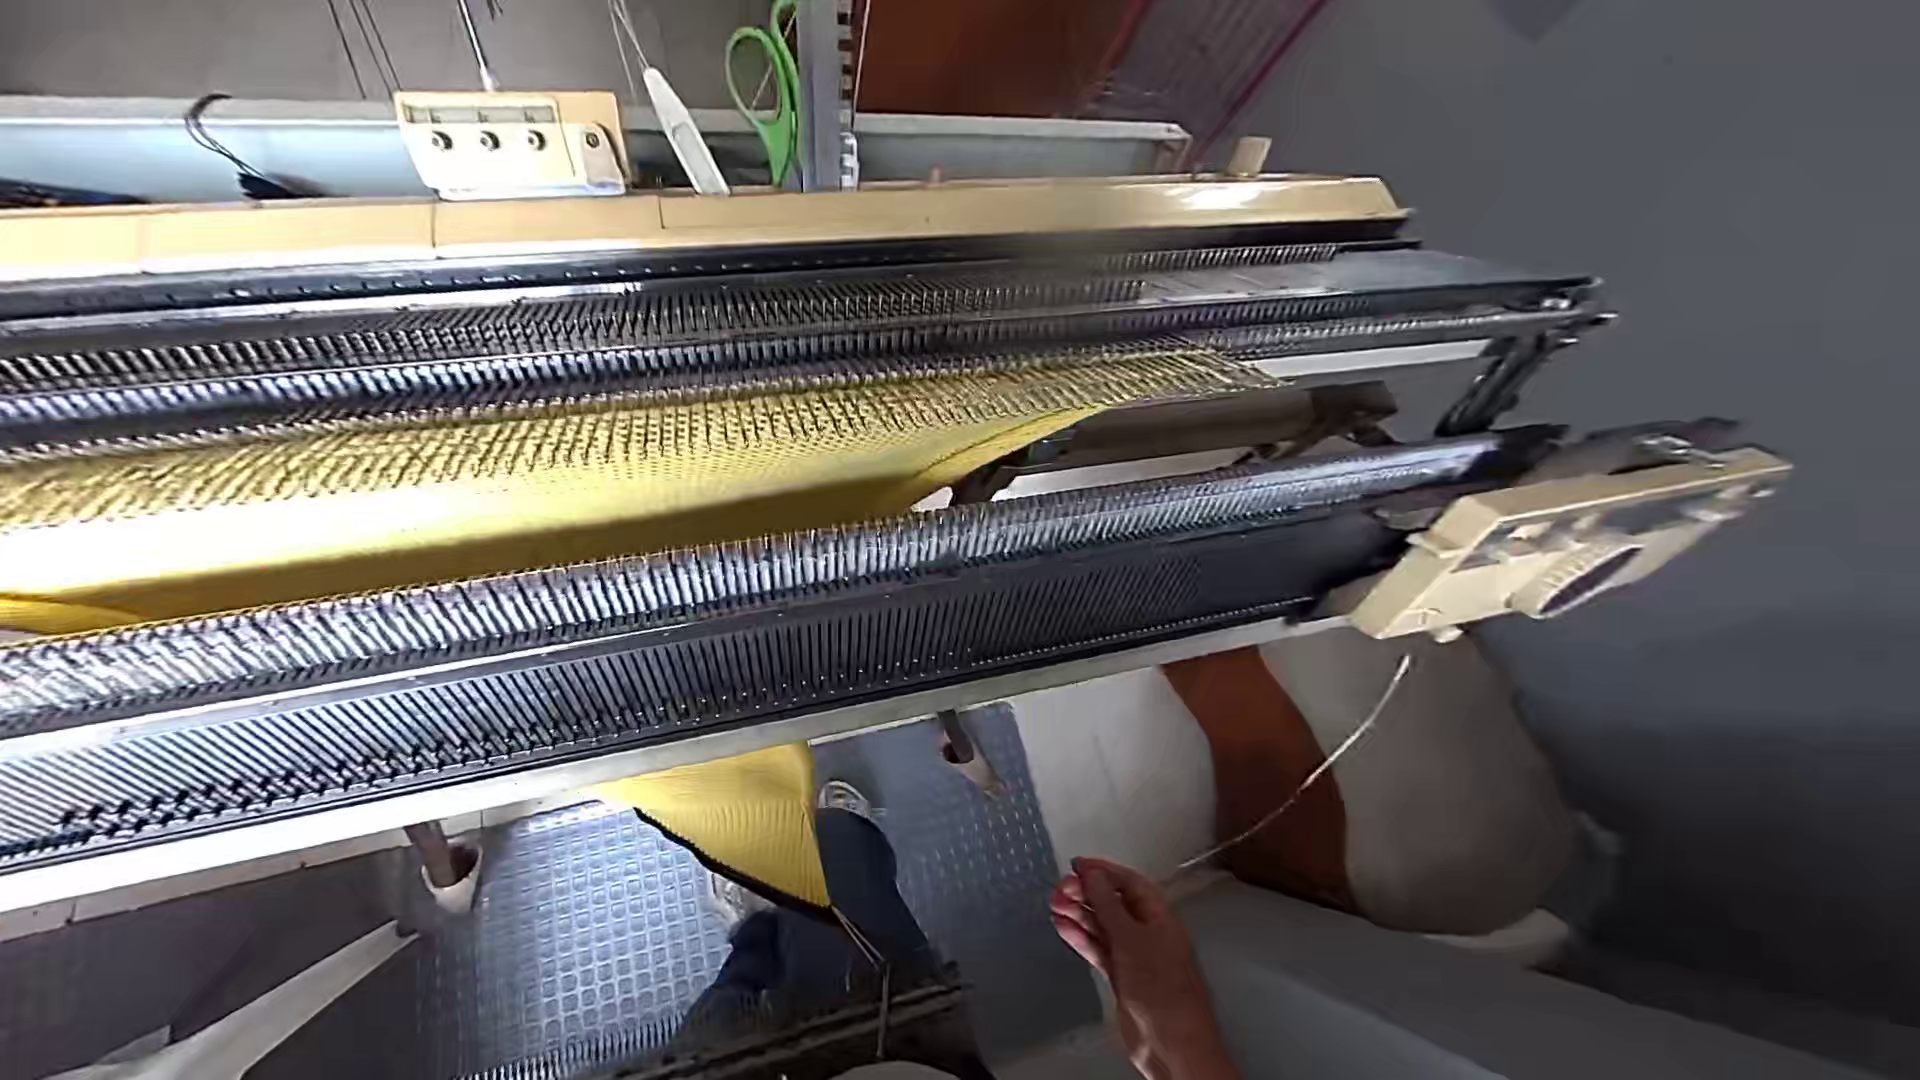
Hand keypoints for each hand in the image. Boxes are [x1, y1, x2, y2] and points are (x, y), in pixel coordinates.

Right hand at [1050, 857, 1240, 1079]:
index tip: (1076, 866)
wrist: (1173, 1049)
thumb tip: (1092, 874)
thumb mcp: (1131, 939)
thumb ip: (1108, 905)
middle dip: (1086, 893)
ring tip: (1054, 904)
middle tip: (1060, 889)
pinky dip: (1080, 938)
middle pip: (1113, 903)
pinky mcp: (1121, 977)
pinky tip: (1062, 927)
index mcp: (1159, 917)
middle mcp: (1147, 932)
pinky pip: (1098, 949)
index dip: (1103, 871)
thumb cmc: (1159, 988)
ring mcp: (1133, 956)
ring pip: (1102, 926)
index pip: (1129, 883)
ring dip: (1079, 914)